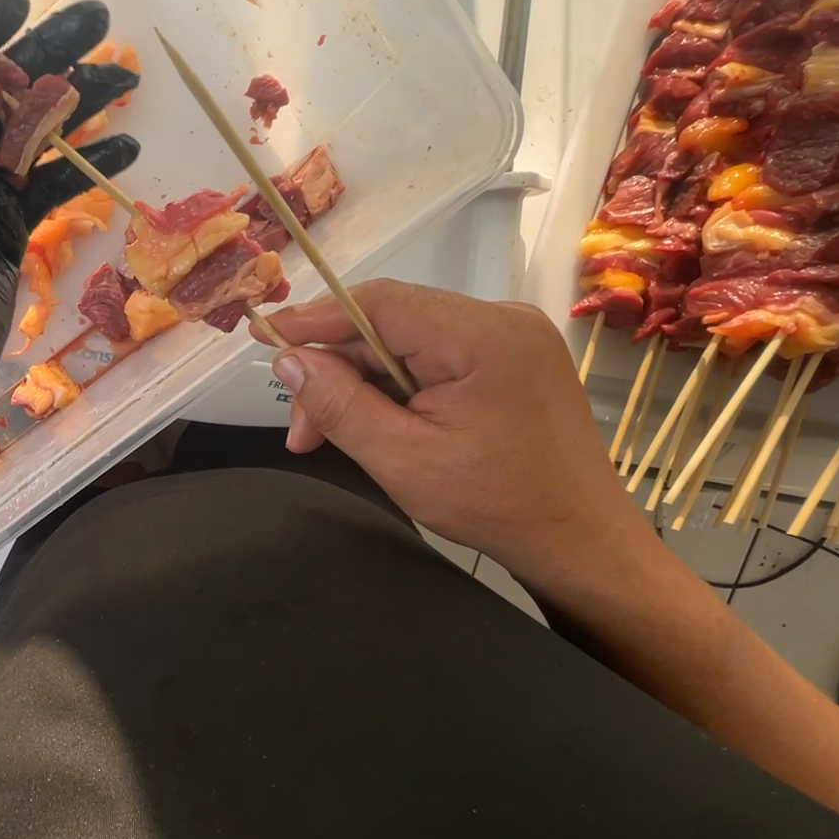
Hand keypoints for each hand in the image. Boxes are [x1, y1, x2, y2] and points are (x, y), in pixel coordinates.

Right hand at [256, 281, 655, 585]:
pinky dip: (389, 389)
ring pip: (402, 345)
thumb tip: (288, 360)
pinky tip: (369, 424)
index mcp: (482, 337)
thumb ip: (338, 404)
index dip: (314, 316)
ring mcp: (507, 338)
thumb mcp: (398, 457)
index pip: (379, 303)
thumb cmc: (492, 501)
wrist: (575, 535)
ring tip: (323, 437)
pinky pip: (427, 359)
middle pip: (386, 326)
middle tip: (299, 432)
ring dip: (356, 387)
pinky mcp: (506, 360)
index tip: (262, 333)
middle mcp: (500, 320)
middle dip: (333, 373)